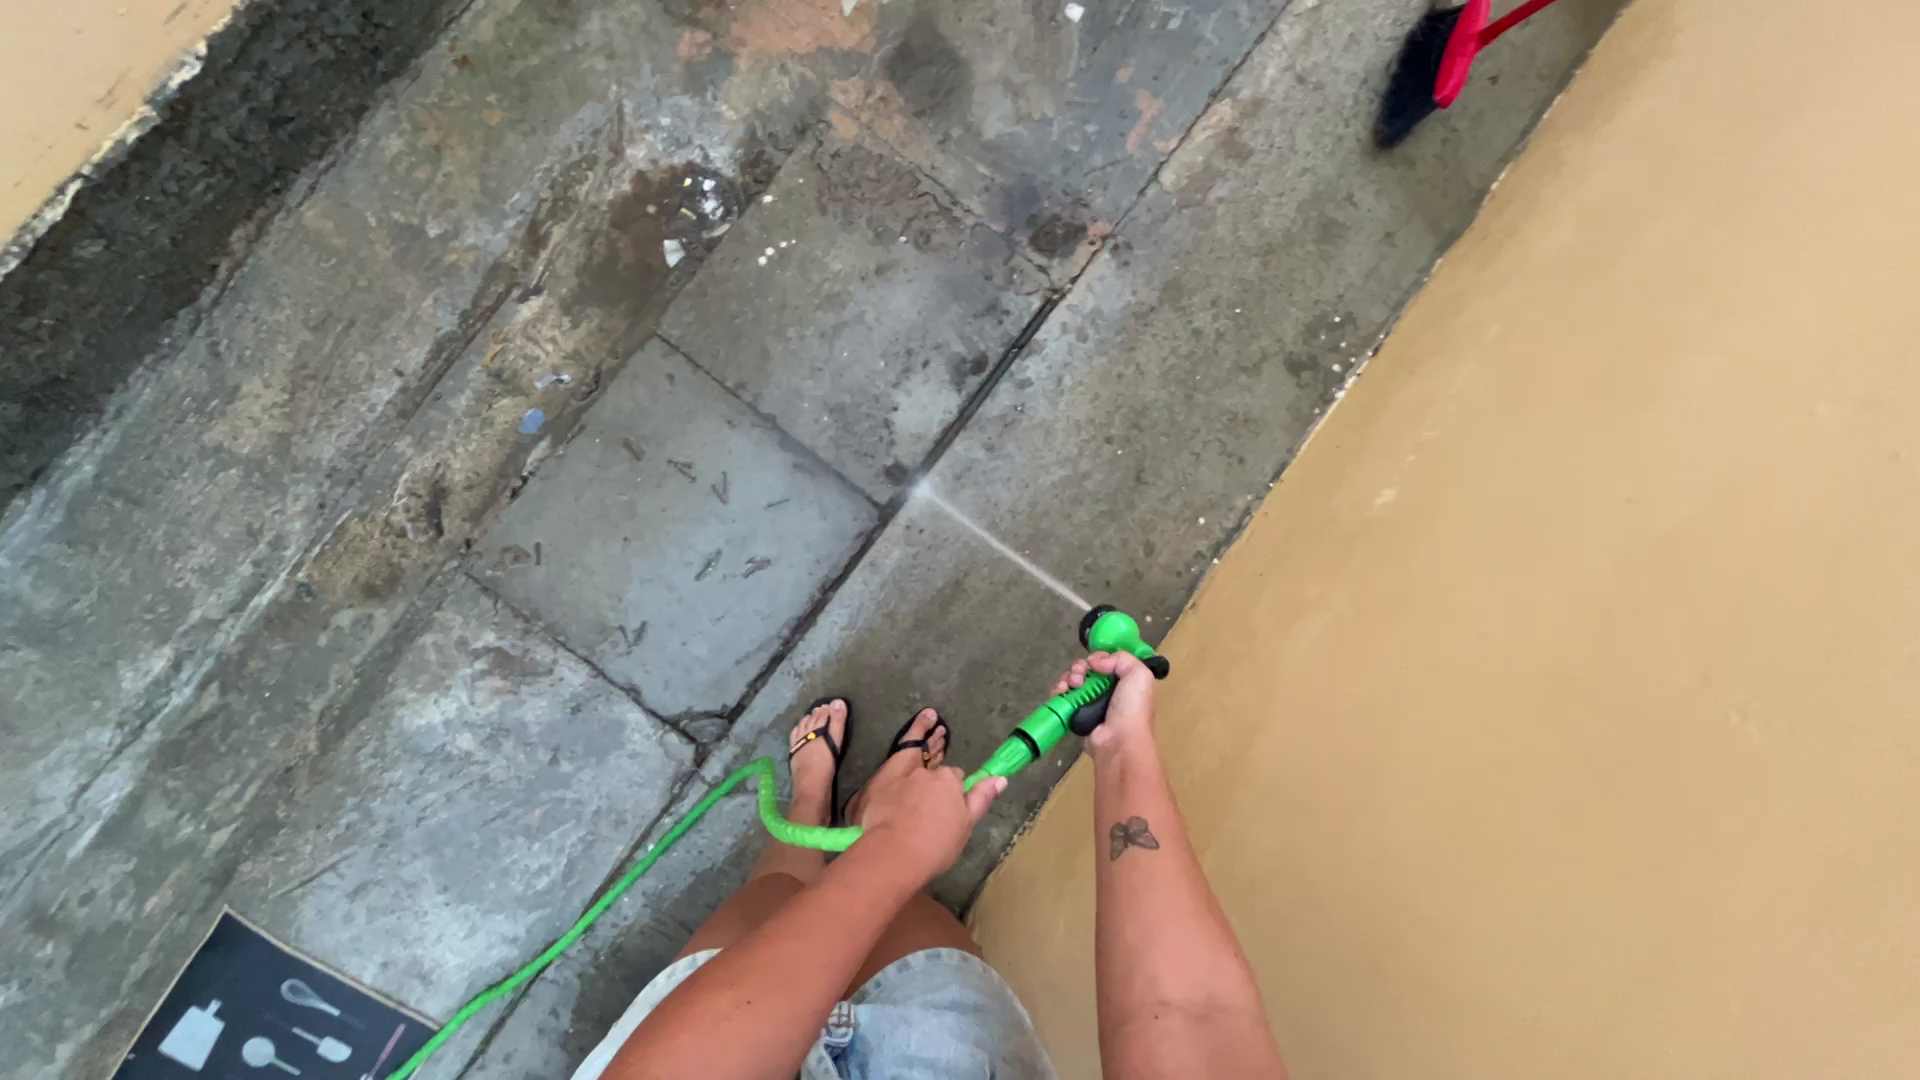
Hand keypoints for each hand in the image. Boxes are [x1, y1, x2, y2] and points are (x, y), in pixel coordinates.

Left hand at [853, 759, 1004, 885]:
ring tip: (907, 822)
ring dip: (910, 794)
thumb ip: (981, 798)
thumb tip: (1000, 779)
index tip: (950, 812)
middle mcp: (923, 772)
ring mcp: (898, 779)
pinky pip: (888, 788)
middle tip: (929, 819)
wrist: (894, 855)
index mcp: (948, 778)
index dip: (953, 794)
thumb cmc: (937, 844)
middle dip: (931, 791)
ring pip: (909, 782)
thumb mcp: (966, 824)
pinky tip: (891, 817)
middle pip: (931, 778)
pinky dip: (890, 798)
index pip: (955, 777)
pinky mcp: (877, 789)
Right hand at [1051, 651, 1156, 759]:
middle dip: (1080, 667)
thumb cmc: (1132, 707)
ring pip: (1073, 680)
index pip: (1106, 660)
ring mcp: (1090, 702)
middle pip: (1087, 669)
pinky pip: (1063, 696)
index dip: (1098, 657)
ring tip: (1071, 684)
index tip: (1095, 661)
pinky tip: (1061, 691)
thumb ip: (1121, 658)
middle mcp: (1107, 690)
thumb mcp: (1140, 675)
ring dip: (1068, 677)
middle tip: (1080, 675)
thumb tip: (1095, 662)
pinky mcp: (1076, 714)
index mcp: (1124, 681)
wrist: (1118, 740)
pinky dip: (1058, 690)